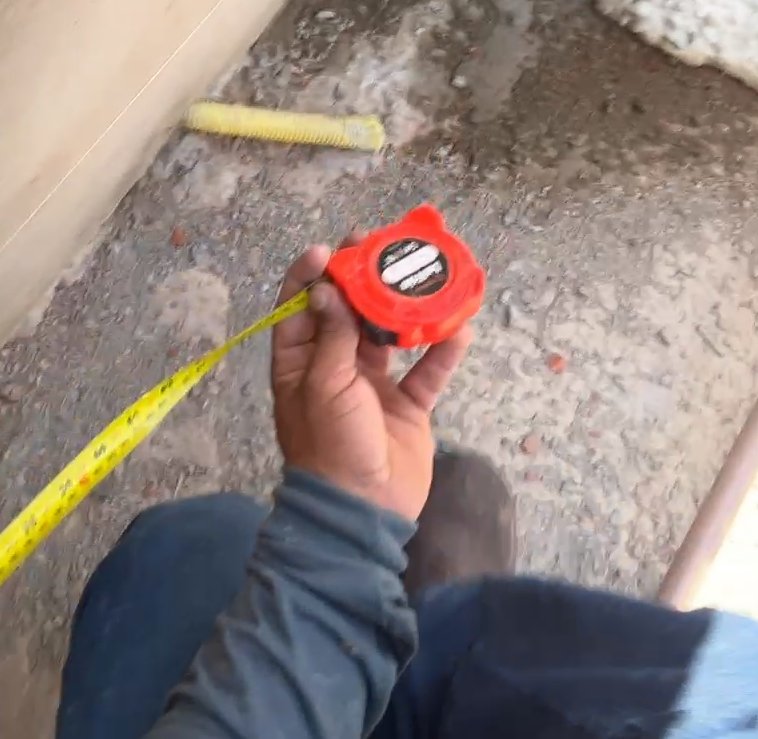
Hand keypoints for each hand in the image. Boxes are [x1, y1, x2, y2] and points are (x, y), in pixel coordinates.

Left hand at [268, 238, 473, 519]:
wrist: (362, 510)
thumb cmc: (330, 443)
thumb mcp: (323, 385)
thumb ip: (331, 337)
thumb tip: (327, 289)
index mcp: (300, 361)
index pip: (299, 308)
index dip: (309, 276)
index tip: (328, 250)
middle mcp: (333, 366)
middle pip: (346, 313)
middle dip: (360, 280)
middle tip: (377, 247)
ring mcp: (371, 385)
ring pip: (388, 336)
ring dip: (402, 308)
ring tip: (418, 274)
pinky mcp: (406, 405)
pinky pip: (425, 373)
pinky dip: (441, 353)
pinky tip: (458, 329)